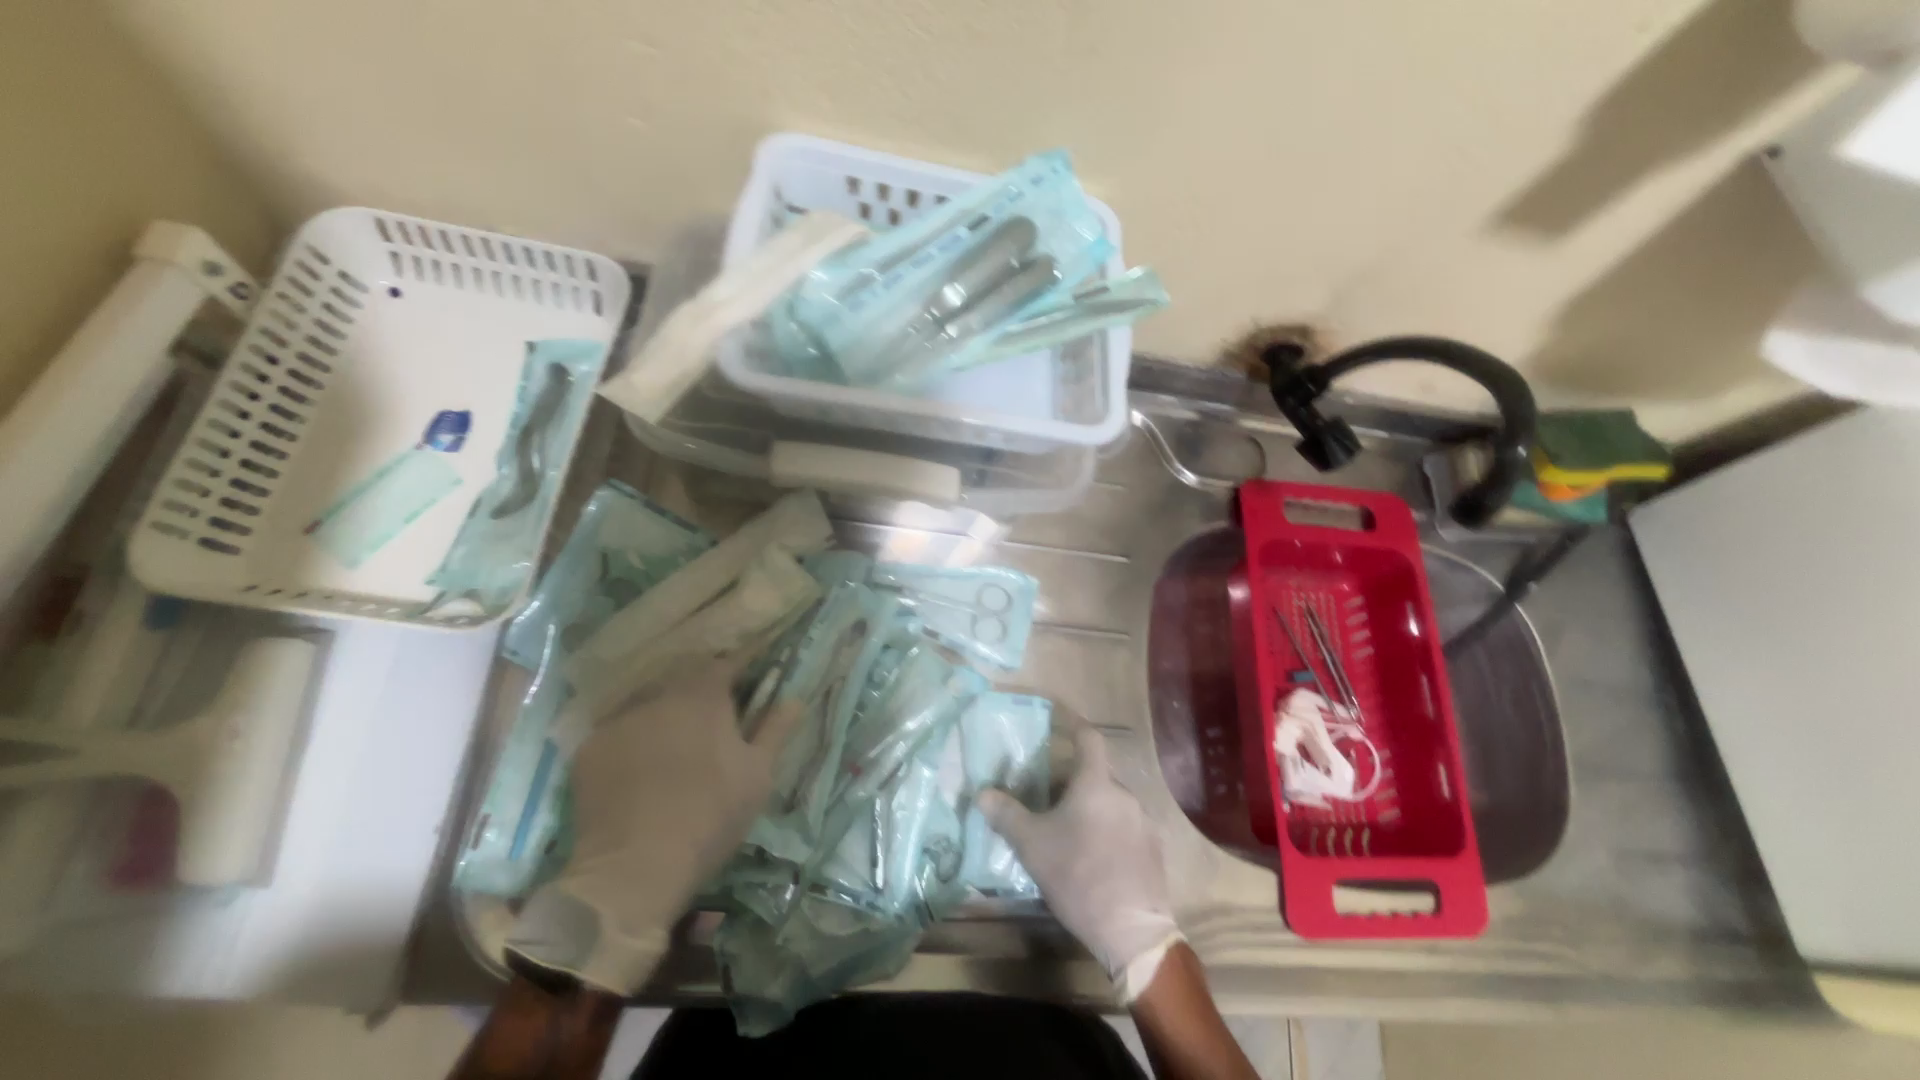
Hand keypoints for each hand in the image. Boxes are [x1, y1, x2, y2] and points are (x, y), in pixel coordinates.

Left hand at [506, 658, 799, 993]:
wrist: (635, 866)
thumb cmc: (710, 815)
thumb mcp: (758, 776)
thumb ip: (775, 730)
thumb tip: (794, 699)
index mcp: (702, 696)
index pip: (723, 664)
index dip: (738, 671)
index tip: (748, 686)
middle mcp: (656, 697)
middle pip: (682, 684)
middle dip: (698, 698)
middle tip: (712, 728)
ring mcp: (617, 723)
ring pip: (648, 710)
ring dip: (663, 722)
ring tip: (672, 755)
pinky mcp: (587, 751)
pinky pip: (618, 737)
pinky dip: (631, 748)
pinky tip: (638, 777)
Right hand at [978, 724, 1182, 1001]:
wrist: (1130, 929)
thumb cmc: (1076, 875)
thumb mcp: (1031, 845)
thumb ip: (1006, 814)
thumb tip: (982, 793)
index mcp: (1095, 784)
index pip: (1088, 738)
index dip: (1073, 725)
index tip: (1058, 720)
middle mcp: (1125, 795)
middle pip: (1096, 775)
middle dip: (1072, 781)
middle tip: (1047, 798)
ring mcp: (1145, 823)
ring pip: (1111, 804)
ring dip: (1091, 809)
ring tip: (1068, 833)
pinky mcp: (1154, 850)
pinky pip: (1126, 828)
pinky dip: (1108, 832)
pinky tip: (1094, 859)